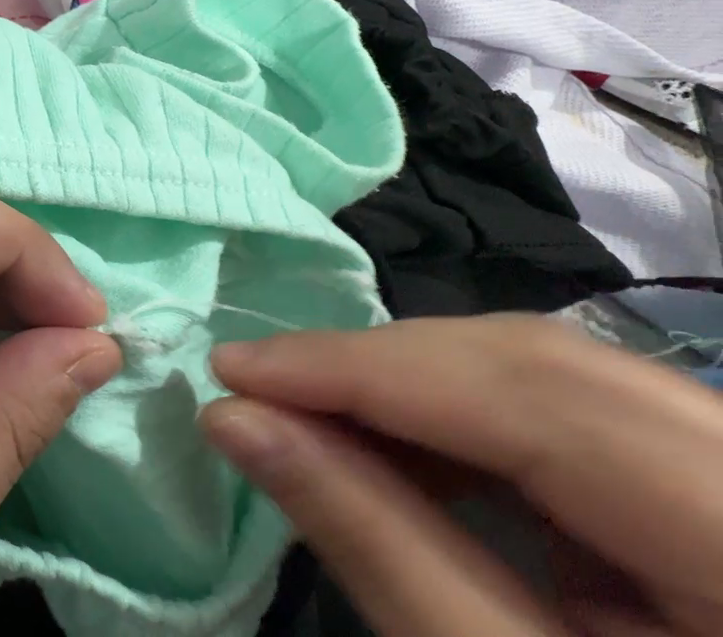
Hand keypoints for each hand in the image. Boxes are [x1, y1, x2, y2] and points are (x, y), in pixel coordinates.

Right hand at [199, 314, 722, 635]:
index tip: (232, 368)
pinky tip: (396, 445)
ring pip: (560, 372)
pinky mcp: (715, 489)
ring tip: (309, 412)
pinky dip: (461, 416)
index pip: (536, 398)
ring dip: (411, 384)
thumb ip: (374, 541)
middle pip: (549, 365)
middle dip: (379, 364)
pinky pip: (577, 411)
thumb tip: (235, 419)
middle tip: (258, 384)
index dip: (363, 368)